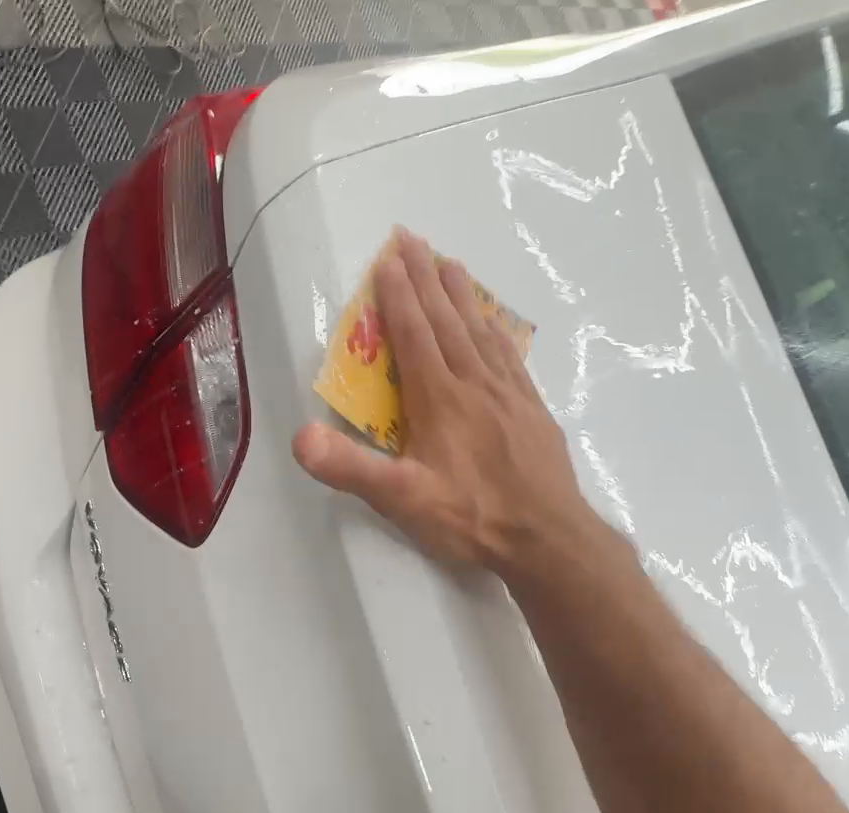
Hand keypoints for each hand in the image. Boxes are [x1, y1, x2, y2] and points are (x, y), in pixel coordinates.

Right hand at [293, 228, 606, 577]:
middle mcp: (474, 383)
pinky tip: (494, 323)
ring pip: (480, 330)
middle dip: (426, 277)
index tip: (388, 258)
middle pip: (446, 319)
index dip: (398, 295)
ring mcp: (508, 393)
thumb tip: (300, 437)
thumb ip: (349, 467)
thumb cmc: (470, 516)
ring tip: (451, 264)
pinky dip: (494, 327)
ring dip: (462, 294)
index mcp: (439, 398)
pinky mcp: (530, 408)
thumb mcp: (400, 498)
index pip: (413, 334)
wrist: (548, 538)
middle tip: (414, 239)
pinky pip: (508, 354)